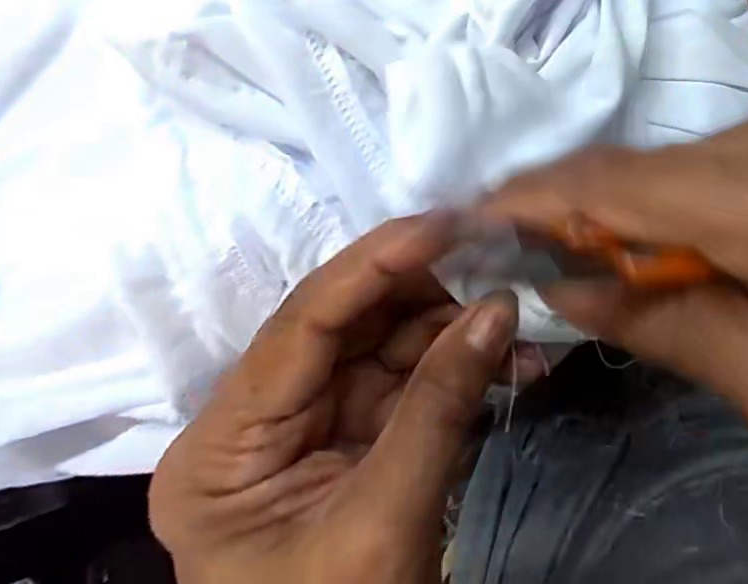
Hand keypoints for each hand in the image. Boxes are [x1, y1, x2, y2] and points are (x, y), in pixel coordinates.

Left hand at [148, 216, 520, 583]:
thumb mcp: (383, 522)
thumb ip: (440, 405)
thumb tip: (500, 304)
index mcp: (224, 445)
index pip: (301, 324)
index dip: (375, 263)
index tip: (446, 224)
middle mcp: (261, 418)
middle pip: (351, 322)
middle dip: (431, 290)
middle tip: (500, 260)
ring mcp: (316, 421)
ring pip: (392, 339)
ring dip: (461, 324)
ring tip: (523, 316)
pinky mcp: (361, 429)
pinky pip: (417, 374)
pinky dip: (467, 362)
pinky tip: (518, 359)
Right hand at [484, 115, 747, 507]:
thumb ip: (684, 331)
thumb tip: (568, 285)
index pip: (626, 186)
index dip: (534, 203)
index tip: (459, 229)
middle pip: (633, 171)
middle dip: (557, 217)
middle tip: (492, 272)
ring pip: (656, 173)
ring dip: (602, 223)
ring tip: (551, 279)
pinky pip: (692, 180)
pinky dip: (649, 220)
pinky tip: (634, 266)